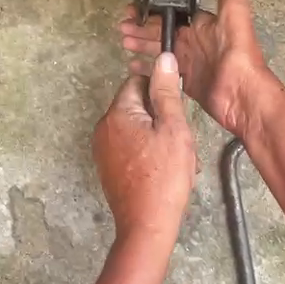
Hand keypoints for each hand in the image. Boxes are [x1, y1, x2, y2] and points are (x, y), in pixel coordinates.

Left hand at [92, 53, 198, 239]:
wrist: (146, 225)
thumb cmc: (164, 178)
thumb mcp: (173, 128)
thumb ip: (166, 92)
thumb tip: (163, 58)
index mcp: (117, 113)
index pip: (138, 82)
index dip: (161, 92)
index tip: (177, 111)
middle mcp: (104, 128)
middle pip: (138, 107)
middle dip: (163, 119)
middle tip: (181, 143)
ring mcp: (103, 149)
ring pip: (138, 129)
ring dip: (160, 139)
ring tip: (178, 162)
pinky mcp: (108, 167)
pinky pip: (132, 148)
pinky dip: (150, 154)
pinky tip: (165, 173)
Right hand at [118, 0, 284, 137]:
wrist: (242, 95)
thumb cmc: (238, 55)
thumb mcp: (235, 14)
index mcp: (203, 25)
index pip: (173, 13)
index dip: (154, 9)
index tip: (133, 8)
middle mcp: (195, 42)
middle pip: (162, 30)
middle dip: (141, 26)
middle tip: (122, 26)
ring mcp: (189, 63)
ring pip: (159, 49)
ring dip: (141, 44)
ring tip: (124, 41)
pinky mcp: (185, 81)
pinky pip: (162, 71)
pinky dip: (147, 67)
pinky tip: (133, 65)